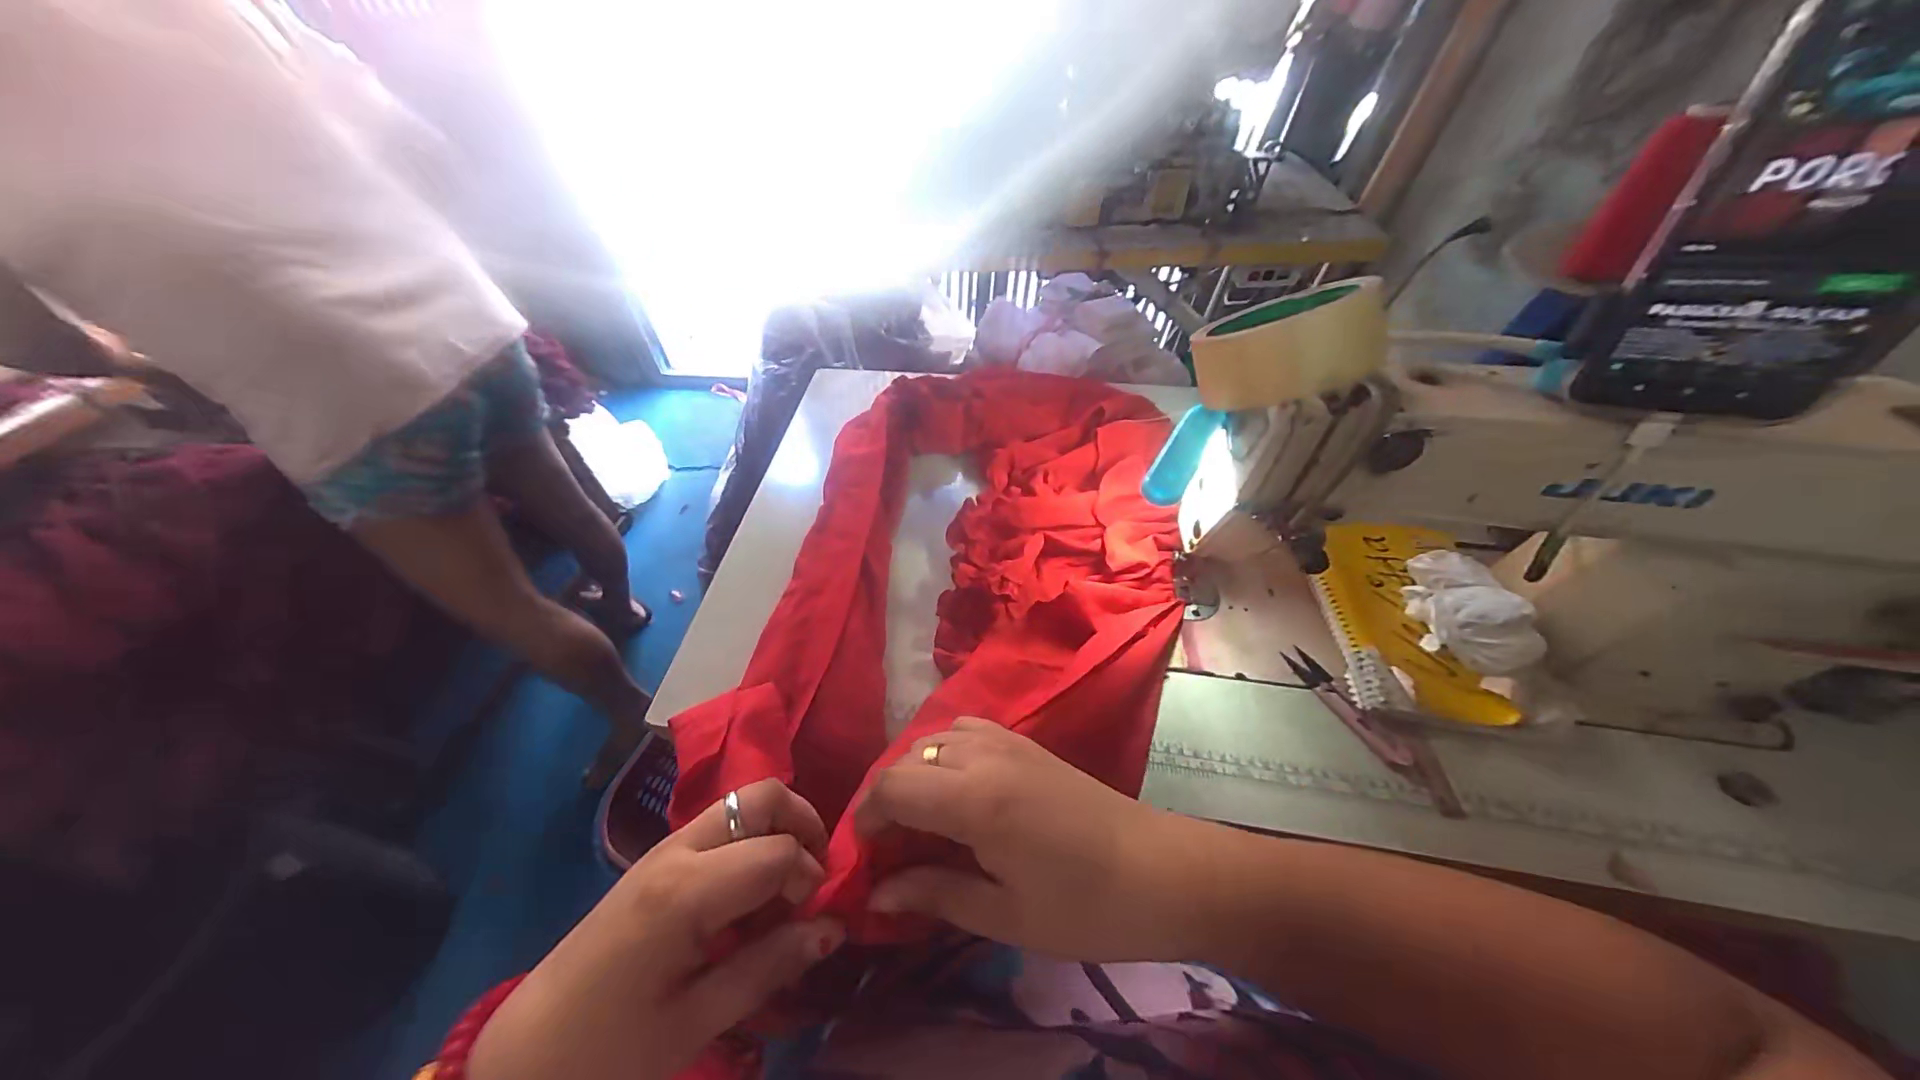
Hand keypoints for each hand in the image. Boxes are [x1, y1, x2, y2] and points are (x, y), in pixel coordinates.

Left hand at [469, 779, 844, 1079]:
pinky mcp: (656, 864)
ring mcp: (664, 851)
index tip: (813, 925)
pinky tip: (746, 909)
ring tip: (779, 904)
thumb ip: (770, 965)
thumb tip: (835, 928)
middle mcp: (677, 851)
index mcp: (685, 890)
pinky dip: (751, 849)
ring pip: (742, 806)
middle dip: (804, 826)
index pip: (779, 851)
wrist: (519, 1062)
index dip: (811, 881)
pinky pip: (721, 831)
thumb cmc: (606, 1054)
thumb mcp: (695, 1022)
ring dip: (777, 837)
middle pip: (763, 796)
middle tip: (812, 884)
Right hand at [854, 718, 1207, 961]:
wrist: (1163, 872)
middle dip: (886, 799)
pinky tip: (959, 789)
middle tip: (891, 850)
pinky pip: (967, 730)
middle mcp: (985, 755)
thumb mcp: (1005, 914)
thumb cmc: (1085, 907)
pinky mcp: (1028, 742)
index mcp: (976, 799)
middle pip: (908, 759)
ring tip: (921, 820)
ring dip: (915, 772)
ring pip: (935, 738)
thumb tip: (878, 893)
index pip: (892, 787)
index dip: (866, 820)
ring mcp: (1009, 741)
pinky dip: (946, 752)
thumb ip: (936, 894)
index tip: (865, 859)